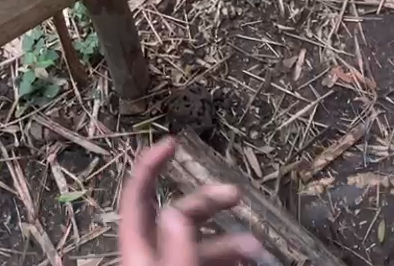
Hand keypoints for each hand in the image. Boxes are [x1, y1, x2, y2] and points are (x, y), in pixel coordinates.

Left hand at [118, 138, 264, 265]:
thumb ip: (175, 246)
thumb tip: (173, 209)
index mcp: (139, 246)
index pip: (138, 194)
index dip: (150, 163)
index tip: (172, 141)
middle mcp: (154, 252)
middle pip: (178, 212)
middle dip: (209, 200)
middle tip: (237, 194)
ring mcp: (171, 264)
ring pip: (199, 239)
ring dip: (229, 237)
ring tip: (255, 245)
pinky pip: (208, 259)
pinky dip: (228, 256)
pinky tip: (246, 258)